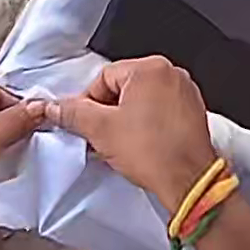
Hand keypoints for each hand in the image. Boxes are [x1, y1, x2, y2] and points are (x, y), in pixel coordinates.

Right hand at [48, 57, 218, 211]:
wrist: (188, 181)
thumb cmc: (154, 153)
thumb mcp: (101, 130)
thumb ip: (73, 113)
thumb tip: (58, 107)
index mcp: (150, 68)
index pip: (104, 77)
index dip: (88, 101)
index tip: (83, 120)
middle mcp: (171, 74)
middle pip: (123, 85)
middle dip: (108, 110)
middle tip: (100, 134)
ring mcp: (185, 91)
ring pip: (142, 98)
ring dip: (126, 116)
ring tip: (120, 141)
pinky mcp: (192, 110)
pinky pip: (160, 108)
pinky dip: (146, 121)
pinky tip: (140, 142)